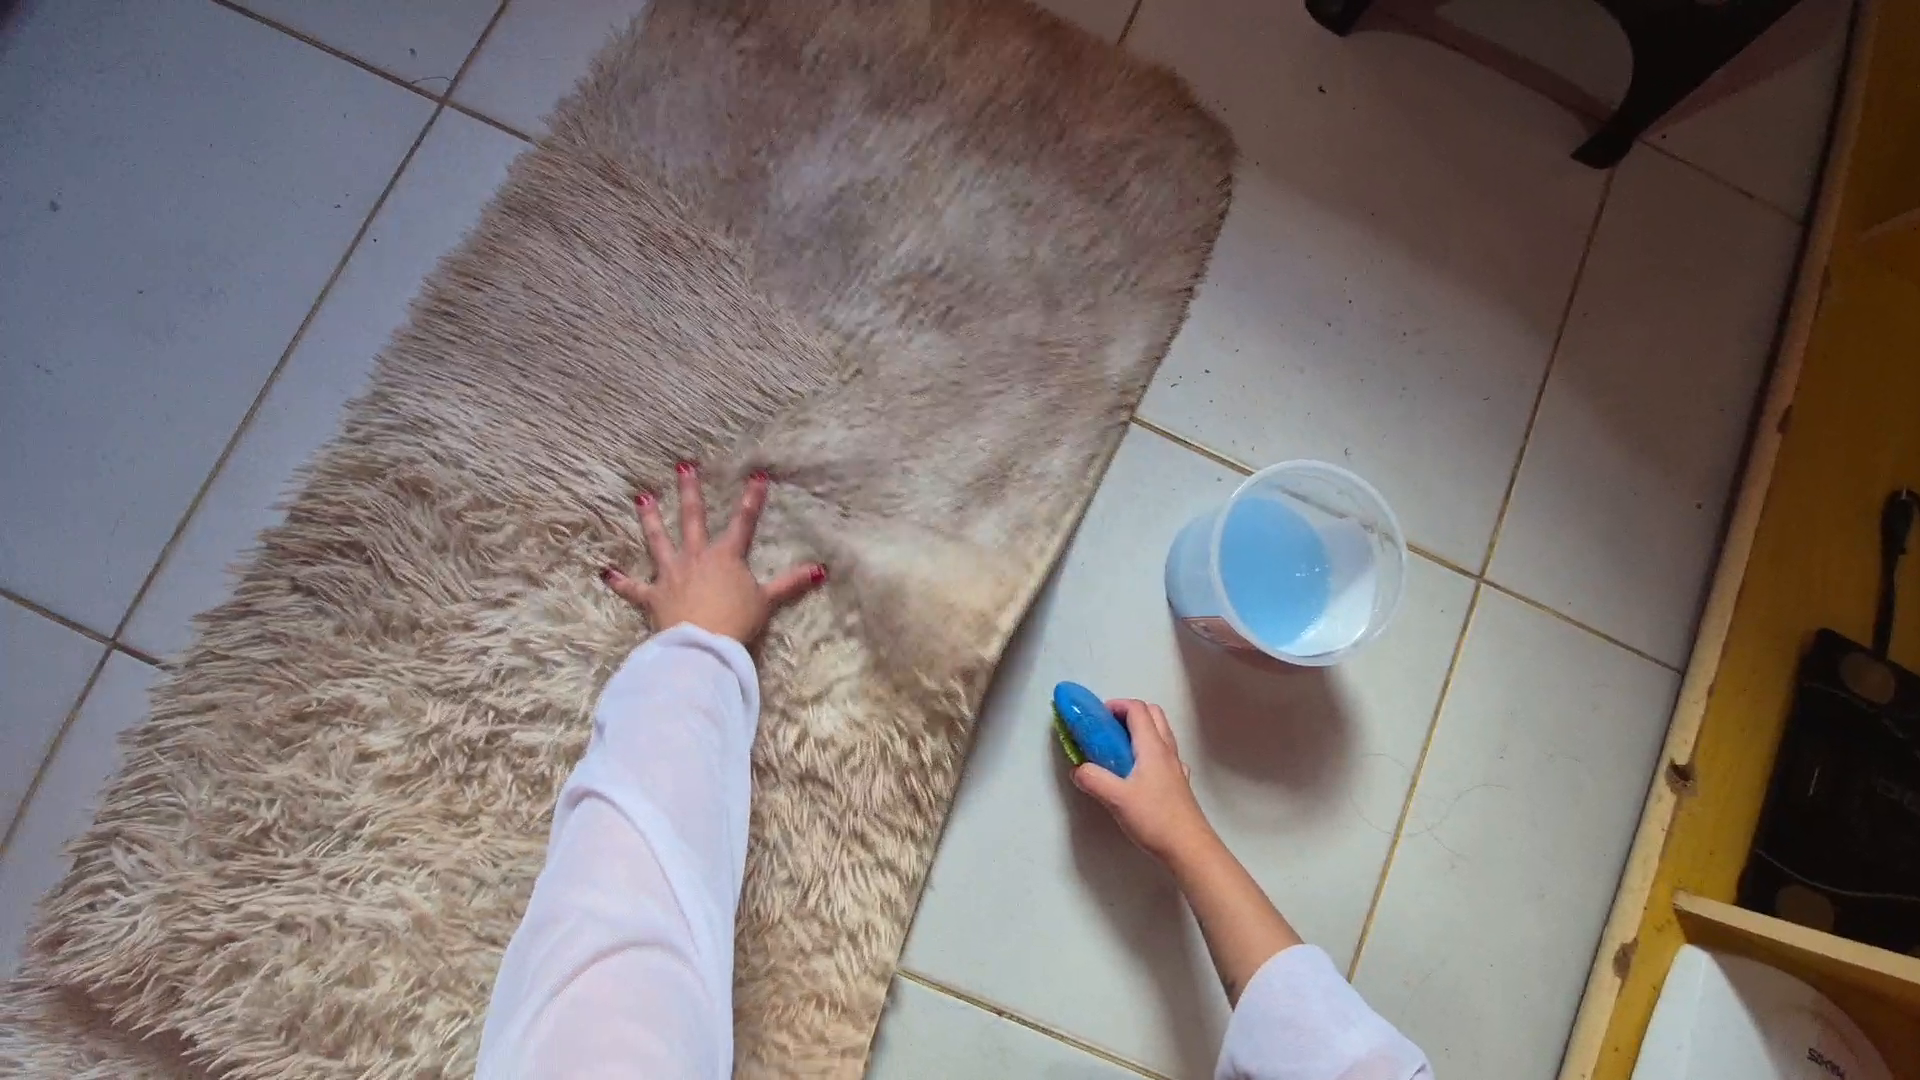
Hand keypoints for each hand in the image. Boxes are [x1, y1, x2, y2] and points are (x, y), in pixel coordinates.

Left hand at [601, 462, 825, 643]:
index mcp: (726, 556)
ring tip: (642, 498)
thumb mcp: (768, 601)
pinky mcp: (653, 596)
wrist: (703, 646)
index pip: (744, 522)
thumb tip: (820, 570)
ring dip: (650, 520)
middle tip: (683, 467)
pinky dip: (620, 581)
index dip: (752, 499)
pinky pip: (633, 587)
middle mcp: (696, 557)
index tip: (757, 475)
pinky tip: (605, 572)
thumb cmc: (737, 622)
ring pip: (658, 541)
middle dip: (690, 492)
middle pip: (693, 519)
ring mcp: (671, 574)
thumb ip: (791, 583)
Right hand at [1072, 699, 1215, 863]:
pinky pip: (1164, 755)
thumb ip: (1093, 779)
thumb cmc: (1155, 819)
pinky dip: (1148, 751)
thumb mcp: (1116, 799)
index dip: (1116, 705)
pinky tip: (1136, 773)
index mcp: (1152, 747)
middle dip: (1129, 713)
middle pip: (1153, 714)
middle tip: (1108, 729)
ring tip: (1118, 750)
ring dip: (1139, 731)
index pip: (1137, 709)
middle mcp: (1167, 751)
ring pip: (1160, 733)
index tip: (1097, 717)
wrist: (1190, 849)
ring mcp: (1176, 767)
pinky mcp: (1178, 784)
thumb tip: (1077, 770)